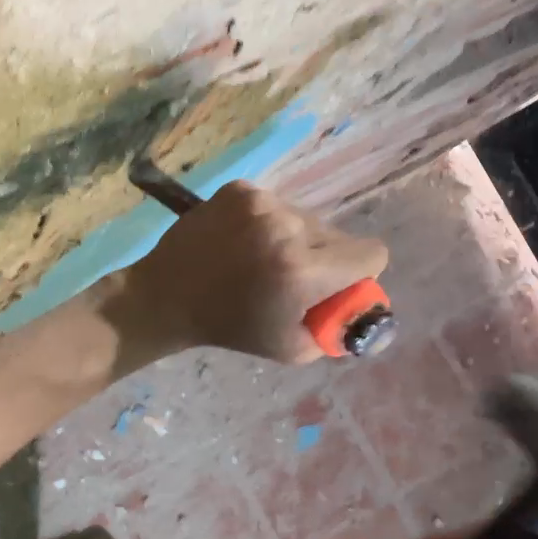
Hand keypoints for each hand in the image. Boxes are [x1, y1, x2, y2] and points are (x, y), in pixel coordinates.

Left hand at [123, 181, 387, 363]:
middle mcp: (285, 228)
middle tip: (288, 276)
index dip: (358, 272)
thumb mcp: (290, 348)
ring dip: (292, 237)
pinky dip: (265, 221)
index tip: (335, 283)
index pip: (371, 253)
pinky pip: (274, 204)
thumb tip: (361, 312)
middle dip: (323, 257)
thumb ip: (334, 330)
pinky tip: (239, 241)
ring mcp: (259, 203)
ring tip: (256, 259)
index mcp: (302, 270)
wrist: (166, 296)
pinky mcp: (238, 190)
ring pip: (304, 218)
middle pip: (337, 235)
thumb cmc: (229, 327)